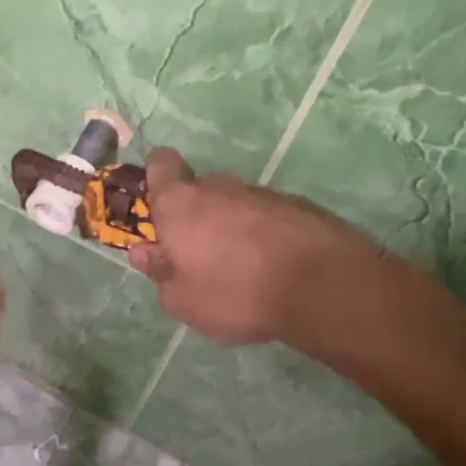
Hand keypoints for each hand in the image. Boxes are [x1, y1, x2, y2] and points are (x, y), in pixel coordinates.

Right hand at [128, 147, 393, 345]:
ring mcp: (260, 193)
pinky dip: (265, 235)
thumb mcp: (184, 301)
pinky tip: (275, 268)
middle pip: (199, 189)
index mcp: (179, 203)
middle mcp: (217, 186)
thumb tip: (144, 253)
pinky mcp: (297, 205)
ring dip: (232, 227)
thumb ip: (160, 275)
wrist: (321, 285)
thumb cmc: (235, 293)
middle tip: (202, 255)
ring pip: (235, 204)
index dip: (157, 177)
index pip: (160, 163)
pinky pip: (267, 217)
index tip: (160, 206)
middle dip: (197, 215)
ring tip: (244, 269)